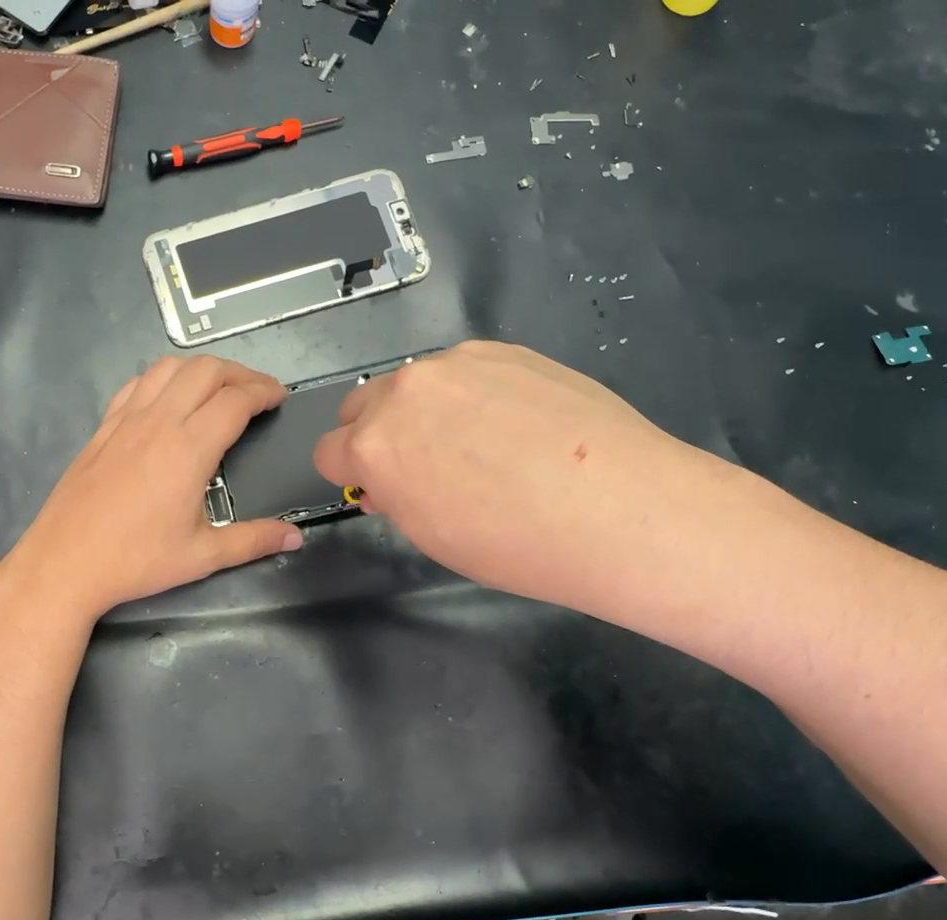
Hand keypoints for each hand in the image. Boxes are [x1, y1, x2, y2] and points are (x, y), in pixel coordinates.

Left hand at [0, 355, 302, 620]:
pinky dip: (162, 379)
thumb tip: (296, 537)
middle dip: (239, 373)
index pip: (235, 400)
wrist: (64, 562)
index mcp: (189, 448)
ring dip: (200, 369)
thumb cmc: (136, 561)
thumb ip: (253, 540)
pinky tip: (167, 398)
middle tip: (257, 392)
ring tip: (217, 389)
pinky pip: (136, 385)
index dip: (264, 392)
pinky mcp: (103, 428)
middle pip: (205, 370)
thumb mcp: (201, 556)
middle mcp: (158, 422)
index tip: (280, 398)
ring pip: (168, 368)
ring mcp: (126, 420)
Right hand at [313, 341, 734, 613]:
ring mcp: (455, 364)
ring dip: (421, 409)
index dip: (352, 477)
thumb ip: (393, 497)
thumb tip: (387, 482)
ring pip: (411, 383)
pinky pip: (461, 370)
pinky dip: (469, 392)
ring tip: (478, 442)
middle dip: (376, 435)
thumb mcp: (430, 535)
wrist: (618, 508)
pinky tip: (513, 423)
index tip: (383, 491)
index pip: (329, 453)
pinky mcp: (504, 349)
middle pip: (359, 406)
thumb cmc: (514, 543)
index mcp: (373, 446)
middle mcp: (403, 393)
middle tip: (423, 465)